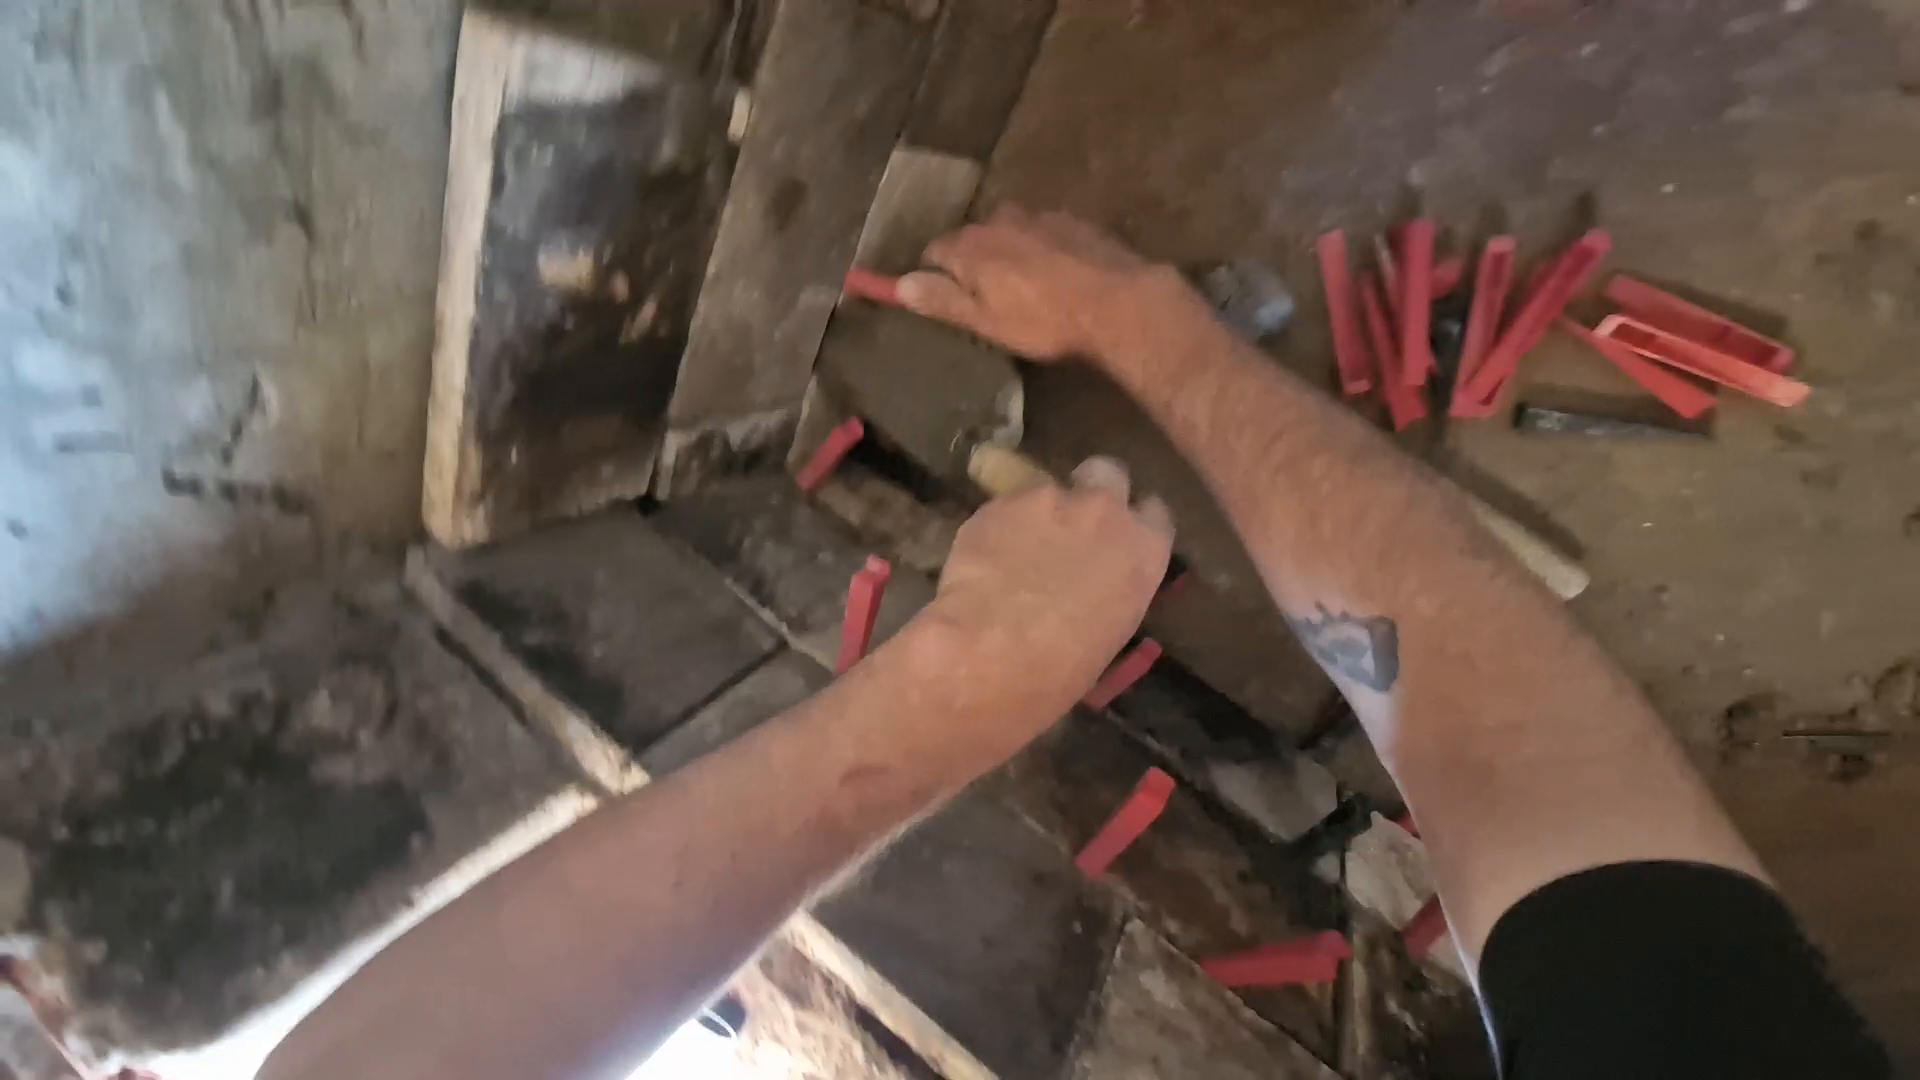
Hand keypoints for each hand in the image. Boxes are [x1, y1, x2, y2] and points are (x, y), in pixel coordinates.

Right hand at [896, 205, 1175, 360]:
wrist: (1117, 302)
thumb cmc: (1043, 321)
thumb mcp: (985, 321)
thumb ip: (942, 300)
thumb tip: (898, 284)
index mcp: (971, 246)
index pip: (933, 251)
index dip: (933, 276)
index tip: (941, 299)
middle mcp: (1000, 220)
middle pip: (973, 239)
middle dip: (973, 264)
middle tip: (988, 301)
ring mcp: (1039, 216)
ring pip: (1009, 234)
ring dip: (1009, 254)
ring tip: (1026, 290)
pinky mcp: (1073, 221)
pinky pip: (1043, 234)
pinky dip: (1041, 251)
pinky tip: (1058, 277)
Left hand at [925, 457, 1174, 707]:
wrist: (995, 651)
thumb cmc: (1063, 668)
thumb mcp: (1112, 629)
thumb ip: (1112, 587)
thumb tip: (1094, 585)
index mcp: (1144, 548)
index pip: (1154, 512)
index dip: (1133, 521)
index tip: (1116, 537)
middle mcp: (1104, 510)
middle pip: (1108, 473)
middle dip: (1092, 489)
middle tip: (1070, 522)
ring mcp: (1050, 498)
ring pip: (1048, 486)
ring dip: (1038, 509)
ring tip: (1014, 547)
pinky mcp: (1001, 501)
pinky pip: (1004, 505)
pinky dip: (998, 525)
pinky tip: (983, 556)